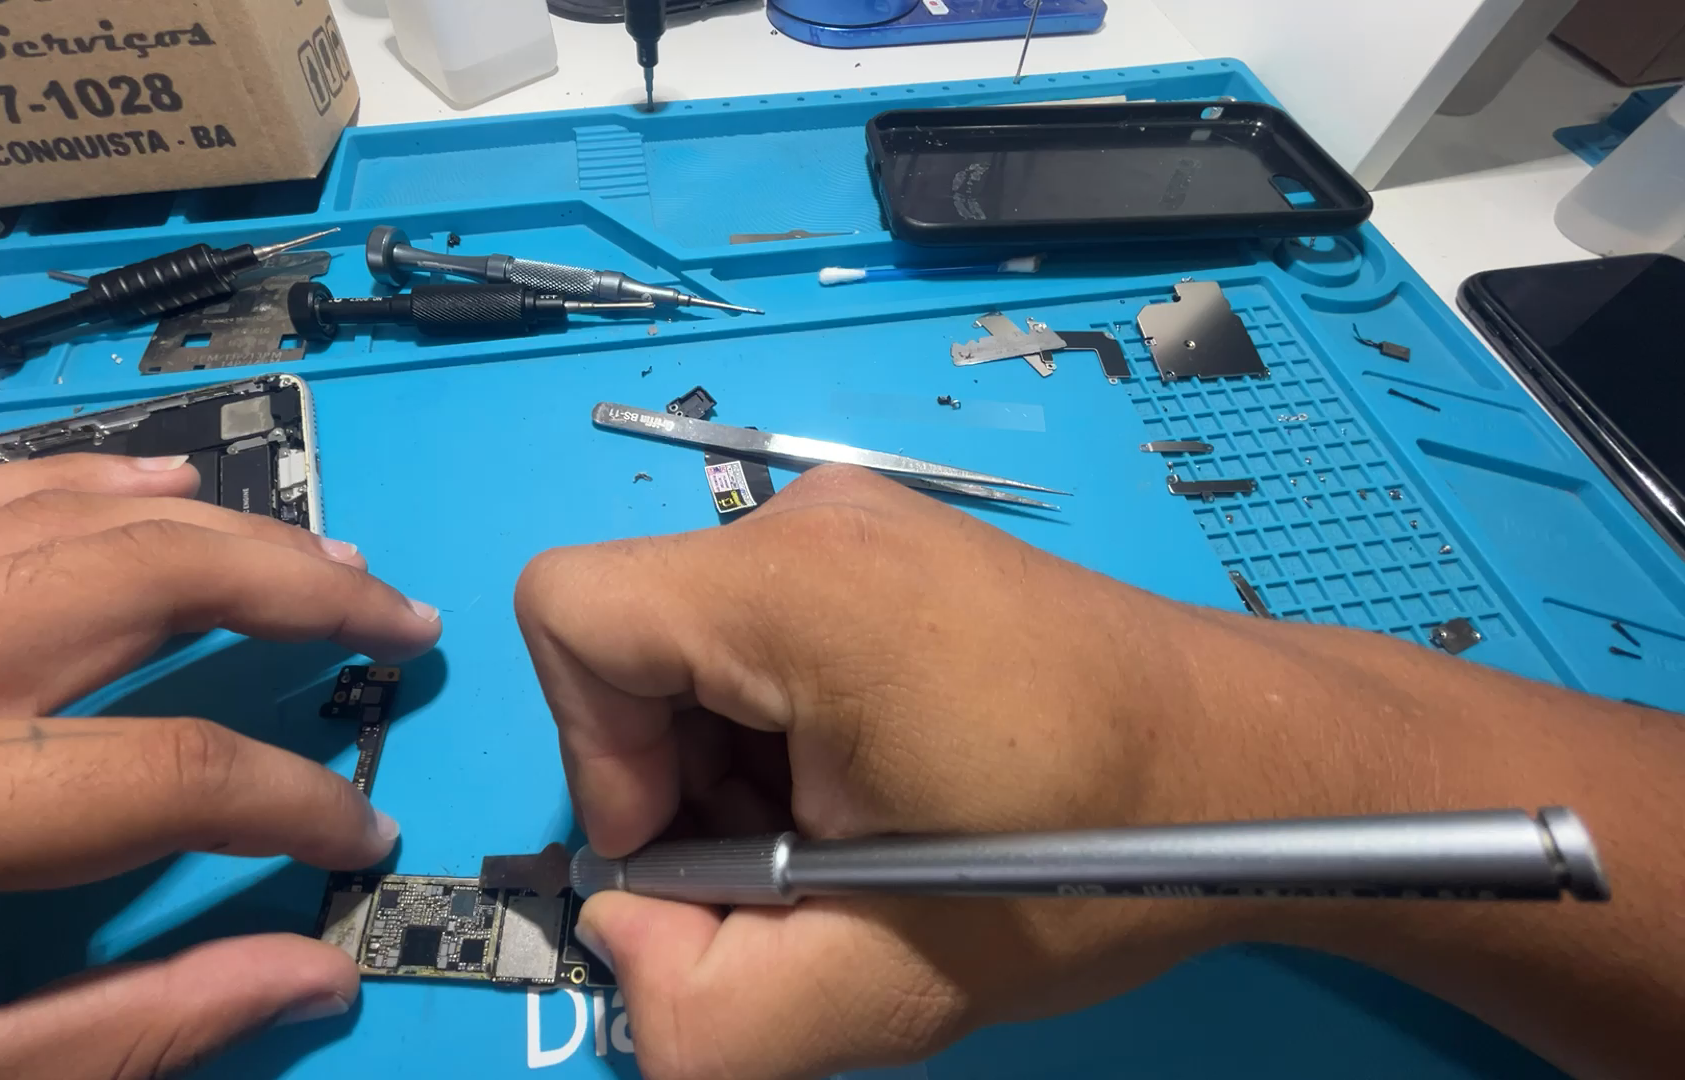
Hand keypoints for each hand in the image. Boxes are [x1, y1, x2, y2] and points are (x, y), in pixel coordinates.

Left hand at [0, 454, 440, 1078]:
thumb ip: (132, 1031)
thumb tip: (319, 978)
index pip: (164, 775)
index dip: (295, 804)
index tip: (365, 837)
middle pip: (149, 581)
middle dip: (309, 597)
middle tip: (404, 621)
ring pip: (86, 522)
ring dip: (239, 533)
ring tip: (337, 555)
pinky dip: (94, 483)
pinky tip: (170, 482)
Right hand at [516, 465, 1681, 1079]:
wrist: (1251, 759)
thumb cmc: (1089, 855)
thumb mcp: (891, 983)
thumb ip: (706, 1014)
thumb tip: (618, 929)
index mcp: (793, 586)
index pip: (570, 608)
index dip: (592, 743)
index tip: (691, 836)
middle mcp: (803, 518)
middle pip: (627, 638)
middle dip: (669, 771)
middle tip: (784, 854)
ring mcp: (841, 513)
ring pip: (685, 636)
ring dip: (721, 752)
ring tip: (835, 816)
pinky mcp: (870, 533)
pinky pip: (747, 618)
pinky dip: (764, 712)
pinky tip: (857, 764)